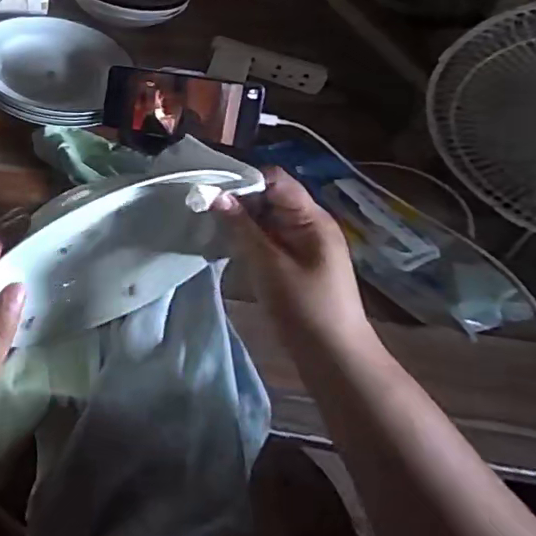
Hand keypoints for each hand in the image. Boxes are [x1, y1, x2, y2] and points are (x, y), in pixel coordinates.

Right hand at [213, 167, 369, 349]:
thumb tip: (213, 193)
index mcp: (312, 219)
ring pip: (262, 214)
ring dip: (236, 214)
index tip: (209, 184)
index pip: (275, 179)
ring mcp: (299, 242)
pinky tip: (220, 237)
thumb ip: (241, 227)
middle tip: (200, 200)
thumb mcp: (269, 265)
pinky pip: (262, 233)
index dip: (243, 177)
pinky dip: (242, 231)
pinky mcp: (289, 259)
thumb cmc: (306, 308)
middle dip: (235, 194)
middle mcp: (307, 223)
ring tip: (204, 215)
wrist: (335, 358)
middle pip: (267, 193)